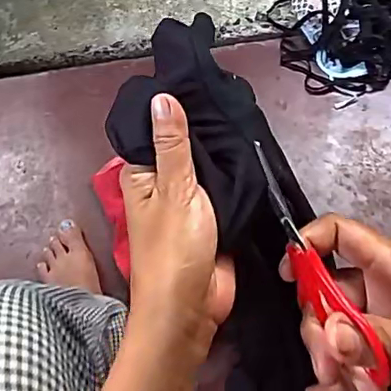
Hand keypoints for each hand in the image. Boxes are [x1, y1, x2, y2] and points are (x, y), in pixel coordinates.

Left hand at [120, 94, 234, 357]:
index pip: (153, 130)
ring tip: (242, 117)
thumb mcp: (174, 188)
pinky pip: (223, 187)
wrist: (192, 310)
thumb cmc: (173, 251)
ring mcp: (187, 200)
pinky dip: (233, 174)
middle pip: (182, 146)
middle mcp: (161, 183)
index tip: (196, 80)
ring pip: (205, 165)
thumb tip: (160, 98)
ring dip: (220, 152)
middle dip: (203, 128)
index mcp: (140, 174)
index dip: (172, 107)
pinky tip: (249, 152)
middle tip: (228, 95)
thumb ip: (172, 143)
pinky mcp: (212, 216)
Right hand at [285, 214, 390, 390]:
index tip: (289, 272)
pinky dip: (341, 381)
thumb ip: (379, 341)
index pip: (343, 235)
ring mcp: (389, 326)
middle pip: (330, 290)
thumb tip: (329, 334)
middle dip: (322, 325)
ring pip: (338, 330)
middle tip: (331, 363)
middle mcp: (386, 291)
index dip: (311, 242)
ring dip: (335, 361)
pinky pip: (354, 363)